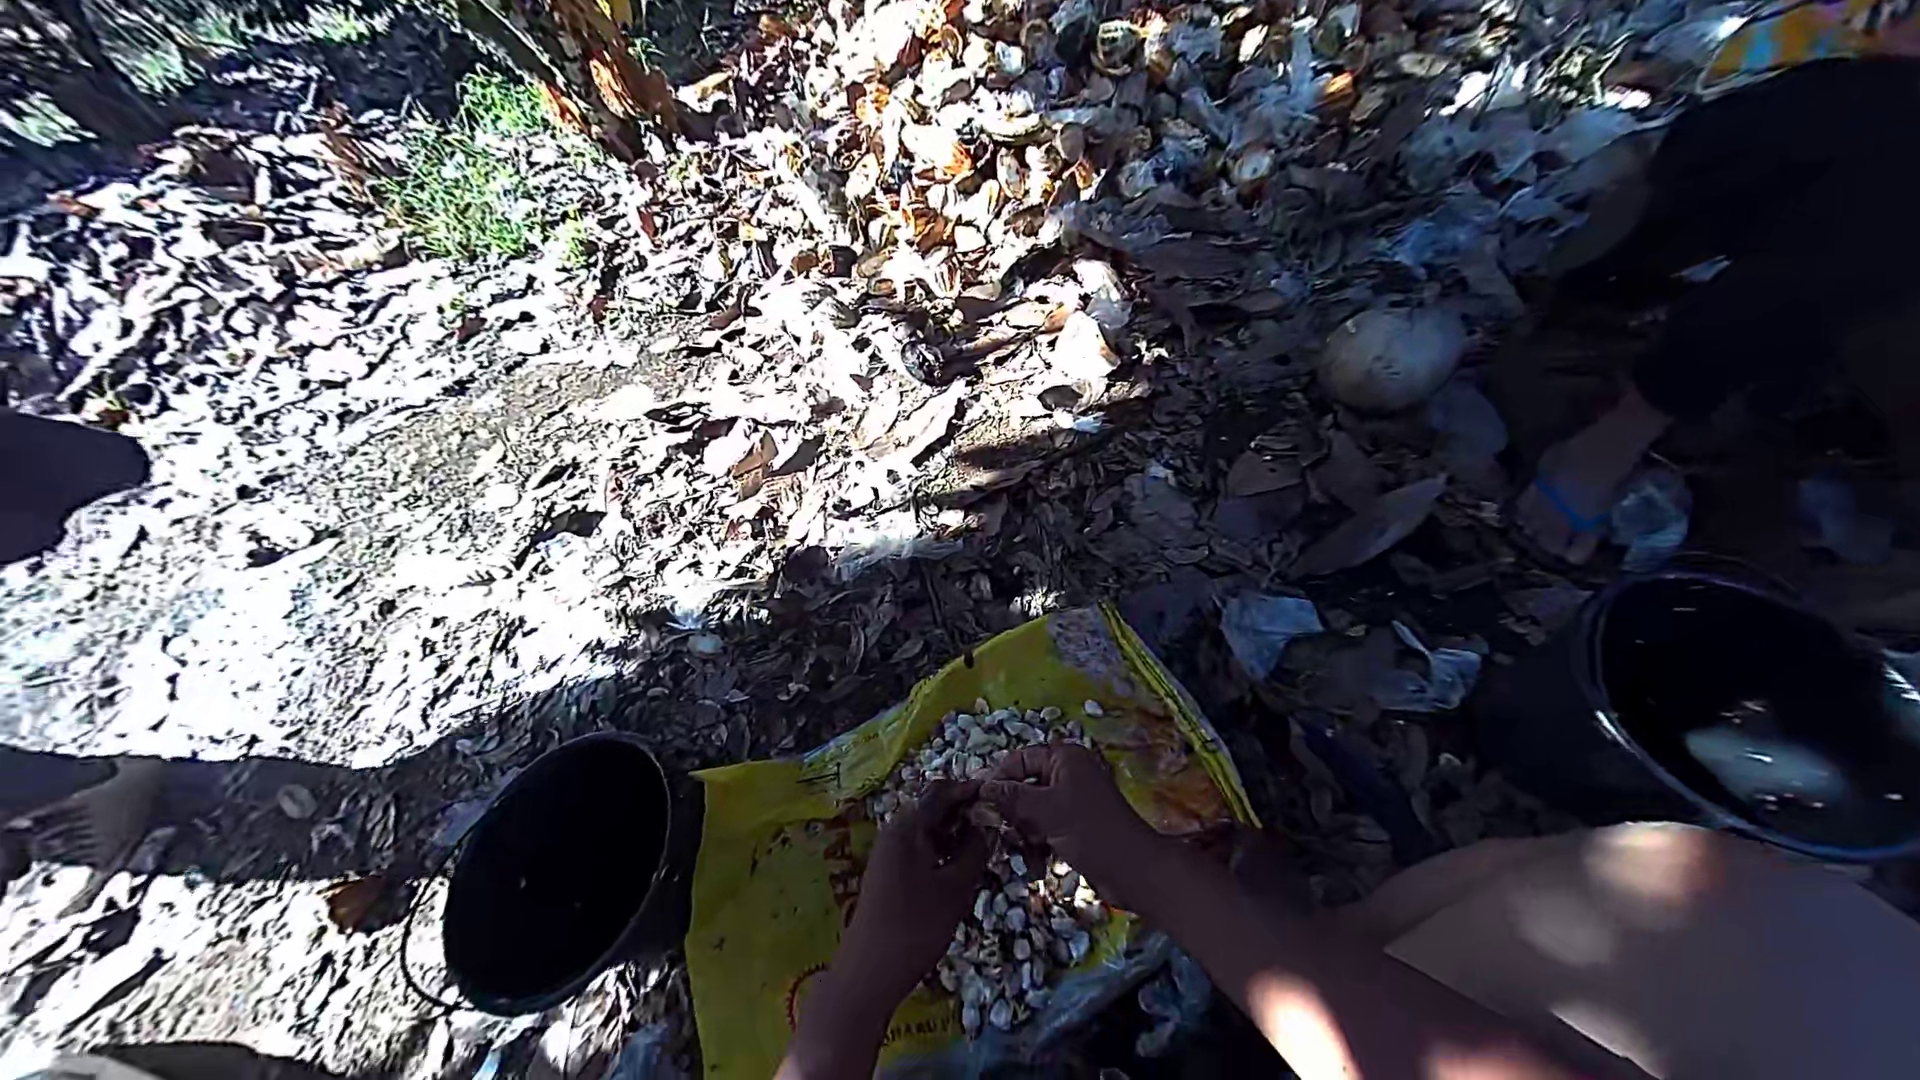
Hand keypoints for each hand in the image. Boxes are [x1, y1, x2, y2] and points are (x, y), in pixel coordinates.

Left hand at [779, 782, 988, 1079]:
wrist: (868, 972)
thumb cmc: (915, 925)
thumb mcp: (956, 888)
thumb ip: (975, 851)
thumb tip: (986, 826)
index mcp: (909, 825)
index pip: (942, 790)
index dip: (970, 790)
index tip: (997, 797)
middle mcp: (895, 830)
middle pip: (933, 807)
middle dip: (963, 813)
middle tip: (994, 826)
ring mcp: (888, 851)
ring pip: (926, 829)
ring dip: (952, 833)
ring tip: (981, 848)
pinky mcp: (887, 872)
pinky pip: (918, 847)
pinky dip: (939, 850)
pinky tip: (957, 869)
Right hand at [980, 744, 1163, 906]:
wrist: (1134, 872)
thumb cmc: (1092, 832)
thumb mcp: (1047, 811)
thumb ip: (1012, 797)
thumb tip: (983, 788)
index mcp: (1065, 758)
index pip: (1020, 759)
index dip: (999, 778)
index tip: (979, 800)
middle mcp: (1067, 773)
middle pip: (1024, 784)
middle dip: (1012, 809)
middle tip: (1001, 829)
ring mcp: (1071, 800)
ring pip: (1032, 808)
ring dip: (1024, 830)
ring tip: (1025, 848)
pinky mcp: (1073, 824)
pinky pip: (1044, 825)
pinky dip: (1037, 841)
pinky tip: (1036, 862)